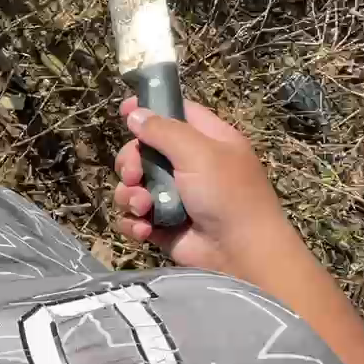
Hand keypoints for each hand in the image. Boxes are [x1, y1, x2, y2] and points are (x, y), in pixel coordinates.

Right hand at [111, 96, 301, 280]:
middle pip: (143, 152)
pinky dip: (135, 222)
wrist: (239, 253)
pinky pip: (134, 217)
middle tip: (134, 175)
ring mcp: (173, 197)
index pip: (175, 113)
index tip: (124, 110)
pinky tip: (146, 230)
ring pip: (133, 186)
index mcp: (207, 141)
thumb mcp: (199, 153)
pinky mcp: (161, 225)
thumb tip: (134, 113)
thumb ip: (163, 131)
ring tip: (144, 208)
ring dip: (131, 196)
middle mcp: (188, 166)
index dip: (149, 109)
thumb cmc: (227, 195)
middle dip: (131, 163)